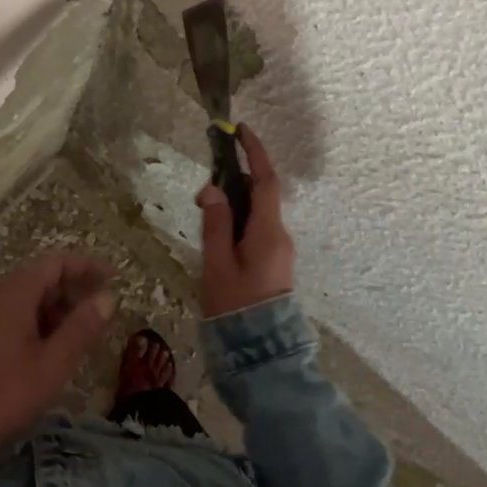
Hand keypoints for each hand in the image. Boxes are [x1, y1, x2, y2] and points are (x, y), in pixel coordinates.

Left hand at [0, 255, 114, 477]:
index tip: (115, 277)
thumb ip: (81, 328)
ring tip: (86, 331)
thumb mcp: (52, 365)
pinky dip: (41, 322)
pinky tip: (55, 347)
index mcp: (15, 293)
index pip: (56, 263)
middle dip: (75, 288)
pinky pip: (16, 316)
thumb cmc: (3, 396)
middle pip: (42, 278)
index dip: (87, 266)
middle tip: (104, 308)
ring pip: (30, 299)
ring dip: (59, 308)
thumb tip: (107, 297)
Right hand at [196, 124, 295, 317]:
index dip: (255, 152)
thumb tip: (213, 189)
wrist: (261, 356)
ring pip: (258, 213)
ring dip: (236, 200)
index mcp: (269, 232)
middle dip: (238, 176)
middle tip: (208, 172)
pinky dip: (240, 218)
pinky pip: (258, 229)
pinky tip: (218, 229)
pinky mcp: (274, 265)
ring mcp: (280, 251)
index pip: (266, 180)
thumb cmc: (235, 308)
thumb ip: (215, 225)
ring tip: (206, 204)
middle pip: (262, 194)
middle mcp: (280, 236)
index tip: (241, 130)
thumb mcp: (217, 265)